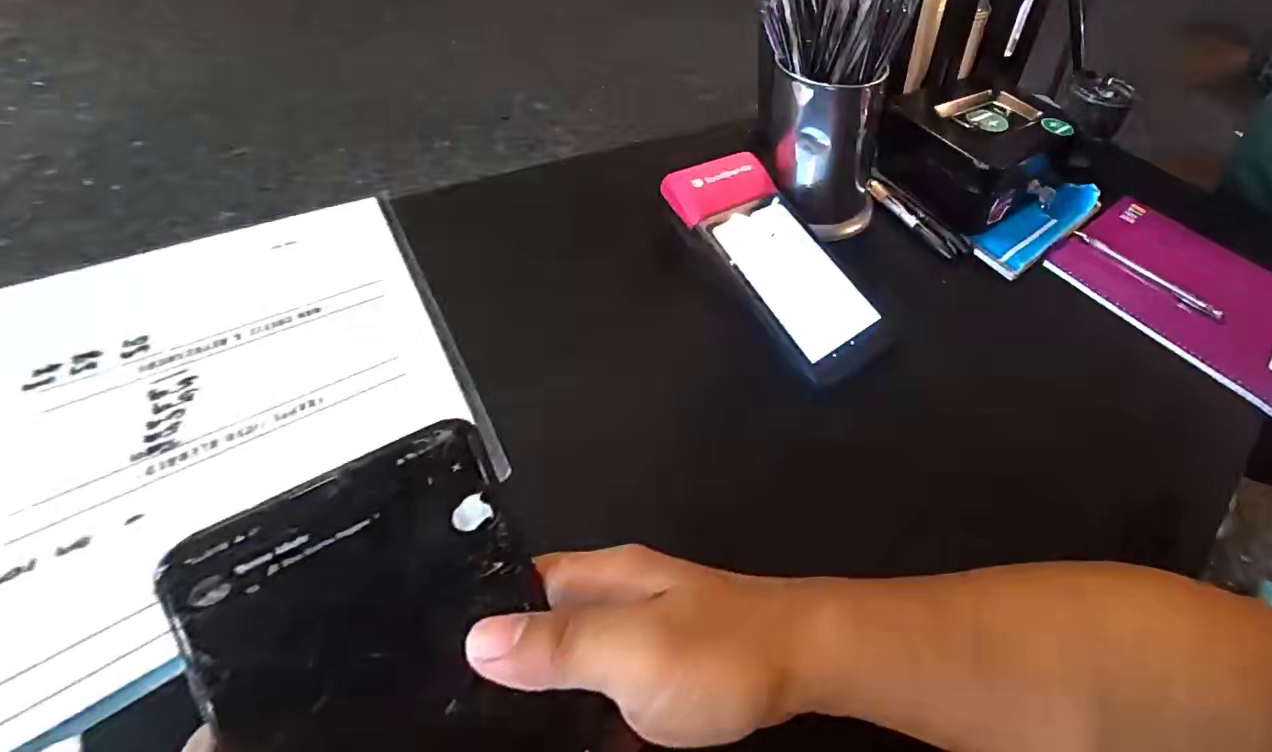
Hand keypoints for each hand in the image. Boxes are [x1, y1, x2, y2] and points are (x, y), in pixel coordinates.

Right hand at [466, 545, 810, 748]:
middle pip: (539, 624)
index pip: (522, 581)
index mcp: (610, 579)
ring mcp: (642, 633)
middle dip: (497, 665)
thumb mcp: (635, 649)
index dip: (474, 615)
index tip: (422, 667)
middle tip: (451, 719)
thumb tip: (478, 637)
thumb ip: (562, 643)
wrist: (804, 660)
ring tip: (493, 732)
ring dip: (535, 693)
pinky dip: (574, 712)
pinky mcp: (658, 668)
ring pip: (568, 661)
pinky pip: (599, 689)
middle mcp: (622, 598)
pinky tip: (557, 737)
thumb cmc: (725, 651)